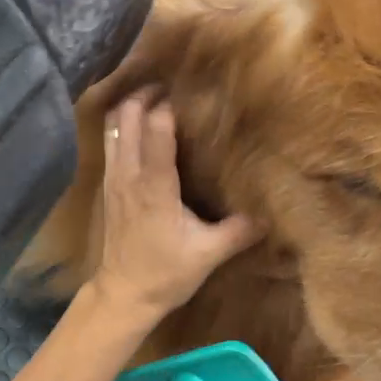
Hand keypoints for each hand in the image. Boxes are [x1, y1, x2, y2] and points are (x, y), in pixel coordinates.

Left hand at [90, 94, 261, 319]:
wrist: (123, 294)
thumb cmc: (166, 273)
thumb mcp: (209, 254)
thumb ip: (240, 230)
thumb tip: (273, 212)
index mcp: (154, 185)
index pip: (157, 128)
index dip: (171, 105)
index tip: (193, 93)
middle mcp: (128, 173)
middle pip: (128, 116)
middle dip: (147, 95)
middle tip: (173, 86)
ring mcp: (113, 177)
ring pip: (113, 126)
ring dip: (131, 106)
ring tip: (156, 96)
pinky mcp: (107, 184)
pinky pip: (110, 141)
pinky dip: (123, 124)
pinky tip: (140, 123)